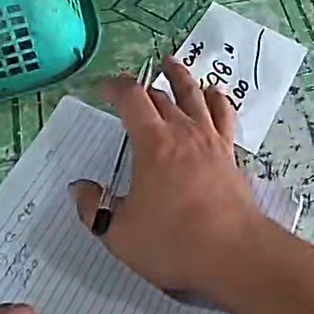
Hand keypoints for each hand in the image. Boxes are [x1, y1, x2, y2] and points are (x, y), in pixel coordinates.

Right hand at [73, 58, 269, 292]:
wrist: (233, 251)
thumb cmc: (173, 242)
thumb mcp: (119, 233)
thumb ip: (94, 207)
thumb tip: (80, 188)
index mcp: (153, 144)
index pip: (132, 100)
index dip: (115, 87)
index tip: (103, 87)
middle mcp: (183, 132)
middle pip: (162, 96)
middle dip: (142, 87)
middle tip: (129, 87)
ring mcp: (211, 139)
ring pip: (195, 95)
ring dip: (180, 76)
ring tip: (171, 62)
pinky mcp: (229, 152)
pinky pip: (223, 114)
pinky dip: (216, 98)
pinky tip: (213, 94)